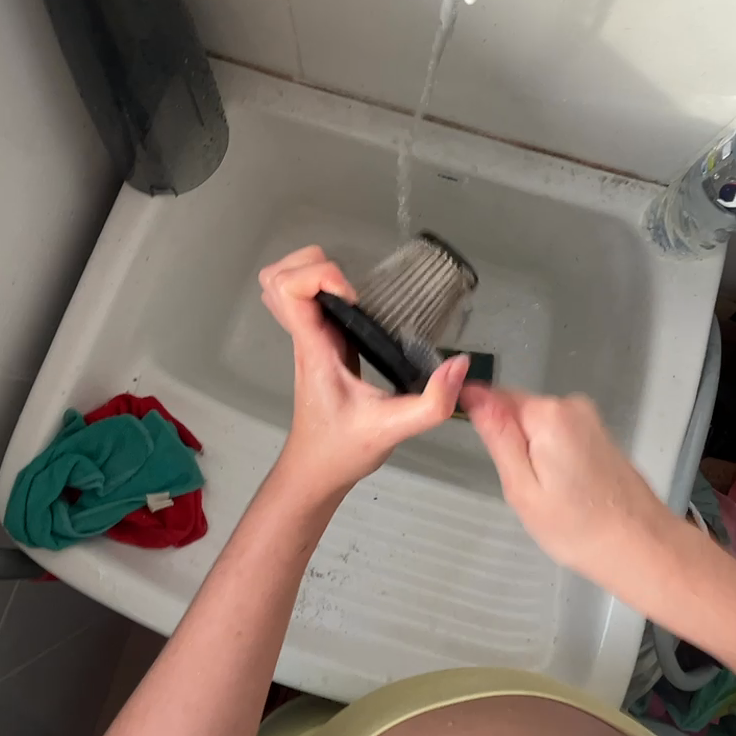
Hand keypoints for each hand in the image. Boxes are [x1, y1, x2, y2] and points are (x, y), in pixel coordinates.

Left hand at [258, 246, 468, 496]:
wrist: (316, 471)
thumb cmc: (344, 450)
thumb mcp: (393, 429)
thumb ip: (431, 403)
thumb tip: (460, 364)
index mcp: (315, 349)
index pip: (290, 291)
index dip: (320, 277)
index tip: (355, 299)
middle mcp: (303, 337)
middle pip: (275, 277)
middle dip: (309, 265)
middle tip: (349, 285)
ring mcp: (305, 338)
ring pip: (279, 284)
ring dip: (307, 271)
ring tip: (345, 286)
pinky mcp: (315, 341)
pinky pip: (298, 299)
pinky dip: (315, 285)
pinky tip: (348, 300)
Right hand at [460, 386, 674, 575]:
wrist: (644, 549)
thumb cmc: (577, 528)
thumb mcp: (522, 488)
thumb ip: (498, 436)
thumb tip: (473, 393)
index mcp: (548, 414)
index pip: (493, 397)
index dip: (484, 425)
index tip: (493, 458)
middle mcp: (570, 405)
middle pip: (518, 412)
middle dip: (511, 444)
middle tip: (524, 488)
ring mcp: (589, 418)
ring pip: (537, 427)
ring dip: (532, 454)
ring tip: (547, 494)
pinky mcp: (599, 434)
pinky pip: (558, 436)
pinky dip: (552, 458)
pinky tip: (565, 490)